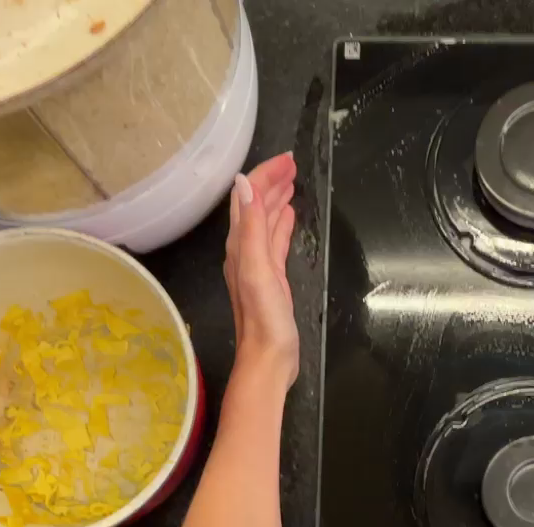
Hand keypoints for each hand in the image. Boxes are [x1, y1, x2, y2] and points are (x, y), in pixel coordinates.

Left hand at [224, 153, 299, 388]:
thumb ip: (252, 227)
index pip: (249, 198)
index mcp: (240, 246)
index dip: (265, 175)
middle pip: (255, 207)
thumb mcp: (258, 268)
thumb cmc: (264, 319)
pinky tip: (289, 217)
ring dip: (276, 201)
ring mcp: (258, 266)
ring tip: (291, 184)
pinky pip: (274, 243)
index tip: (288, 161)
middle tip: (293, 166)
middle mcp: (245, 252)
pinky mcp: (272, 280)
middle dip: (271, 183)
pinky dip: (281, 225)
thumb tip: (245, 183)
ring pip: (266, 222)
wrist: (268, 358)